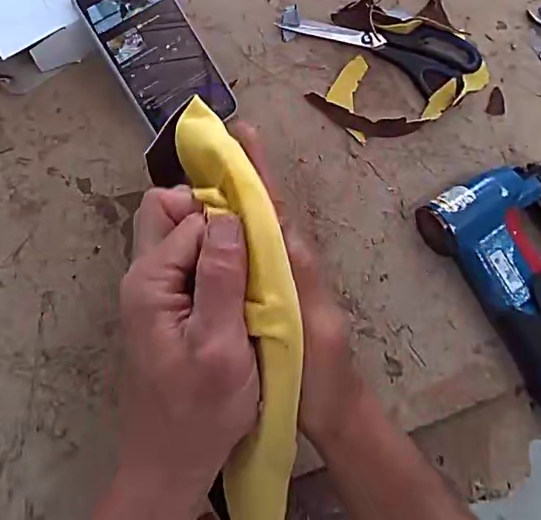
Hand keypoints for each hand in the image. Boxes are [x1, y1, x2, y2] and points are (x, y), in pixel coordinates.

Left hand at [108, 187, 259, 513]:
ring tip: (248, 262)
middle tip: (247, 242)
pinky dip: (212, 254)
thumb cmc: (200, 412)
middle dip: (209, 211)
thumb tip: (228, 215)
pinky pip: (185, 254)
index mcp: (149, 282)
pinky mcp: (164, 303)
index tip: (259, 240)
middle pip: (167, 210)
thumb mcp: (220, 346)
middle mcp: (142, 276)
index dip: (227, 221)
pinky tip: (238, 282)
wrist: (171, 466)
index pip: (190, 217)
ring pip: (177, 229)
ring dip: (212, 233)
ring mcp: (151, 290)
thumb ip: (221, 277)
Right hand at [230, 124, 369, 446]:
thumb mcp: (313, 328)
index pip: (273, 205)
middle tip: (219, 137)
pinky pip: (249, 248)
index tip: (241, 134)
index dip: (256, 170)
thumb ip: (301, 283)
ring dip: (235, 193)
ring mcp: (278, 272)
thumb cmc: (321, 372)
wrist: (331, 406)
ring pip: (254, 224)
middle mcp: (286, 257)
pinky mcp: (268, 291)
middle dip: (243, 171)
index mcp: (294, 259)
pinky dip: (232, 227)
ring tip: (209, 166)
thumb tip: (284, 239)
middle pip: (262, 206)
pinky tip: (212, 224)